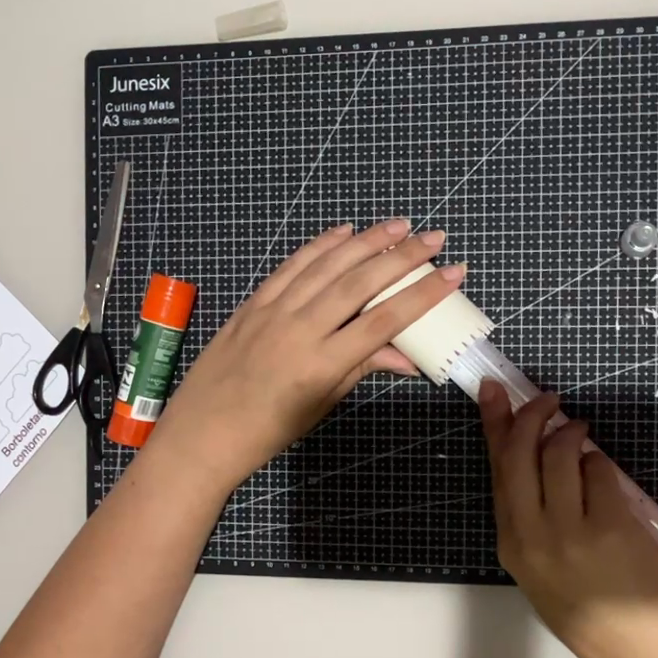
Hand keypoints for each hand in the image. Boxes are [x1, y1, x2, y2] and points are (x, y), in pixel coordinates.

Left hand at [149, 220, 463, 491]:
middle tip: (434, 237)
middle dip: (401, 256)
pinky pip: (292, 266)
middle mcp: (300, 329)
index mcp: (322, 363)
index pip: (384, 320)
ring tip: (398, 225)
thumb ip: (362, 369)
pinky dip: (320, 246)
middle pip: (360, 283)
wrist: (203, 432)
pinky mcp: (253, 302)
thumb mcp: (322, 404)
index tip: (454, 273)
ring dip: (365, 241)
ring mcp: (273, 311)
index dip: (423, 295)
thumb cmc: (269, 430)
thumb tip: (407, 357)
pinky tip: (343, 232)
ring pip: (327, 265)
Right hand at [478, 383, 657, 657]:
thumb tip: (537, 456)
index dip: (495, 425)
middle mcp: (531, 532)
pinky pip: (598, 471)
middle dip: (530, 415)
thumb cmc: (586, 604)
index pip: (497, 470)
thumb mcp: (539, 567)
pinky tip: (602, 469)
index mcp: (511, 542)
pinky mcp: (609, 523)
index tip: (494, 392)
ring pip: (558, 454)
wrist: (635, 638)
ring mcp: (569, 529)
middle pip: (521, 454)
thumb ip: (531, 516)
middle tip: (546, 398)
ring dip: (570, 432)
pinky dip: (598, 462)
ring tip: (580, 430)